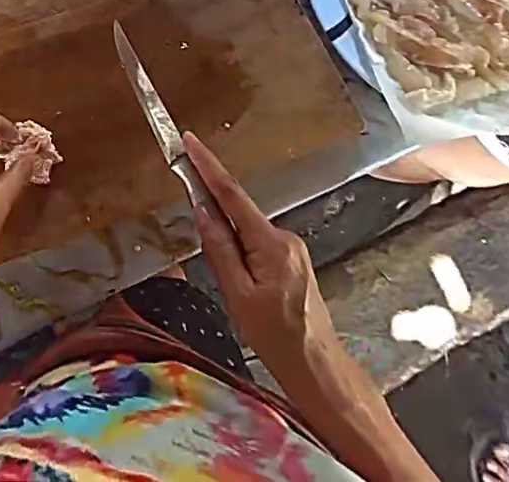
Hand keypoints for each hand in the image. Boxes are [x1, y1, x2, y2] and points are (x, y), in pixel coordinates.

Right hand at [184, 132, 335, 368]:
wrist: (317, 367)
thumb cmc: (278, 339)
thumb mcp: (238, 296)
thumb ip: (219, 248)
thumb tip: (202, 210)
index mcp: (271, 243)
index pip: (232, 194)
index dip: (208, 165)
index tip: (191, 142)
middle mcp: (284, 237)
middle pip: (238, 213)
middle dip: (214, 217)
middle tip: (201, 240)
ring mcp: (291, 247)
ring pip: (247, 231)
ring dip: (229, 242)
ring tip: (231, 286)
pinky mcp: (292, 257)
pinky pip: (257, 242)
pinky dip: (241, 250)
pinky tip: (242, 282)